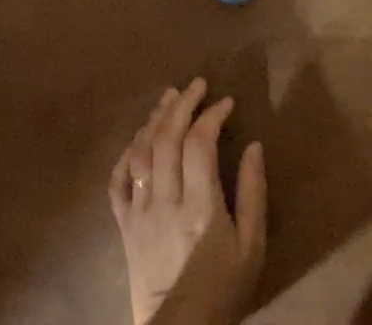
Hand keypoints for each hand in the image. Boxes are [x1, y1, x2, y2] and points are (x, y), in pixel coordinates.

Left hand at [109, 78, 266, 324]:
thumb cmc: (223, 287)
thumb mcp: (252, 245)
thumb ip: (252, 193)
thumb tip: (254, 146)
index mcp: (200, 208)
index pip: (200, 145)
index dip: (211, 115)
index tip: (226, 101)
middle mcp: (165, 203)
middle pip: (166, 140)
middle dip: (181, 105)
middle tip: (197, 84)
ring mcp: (138, 214)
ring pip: (139, 154)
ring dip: (154, 120)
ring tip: (169, 97)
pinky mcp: (123, 226)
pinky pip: (117, 182)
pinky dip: (126, 154)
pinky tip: (139, 138)